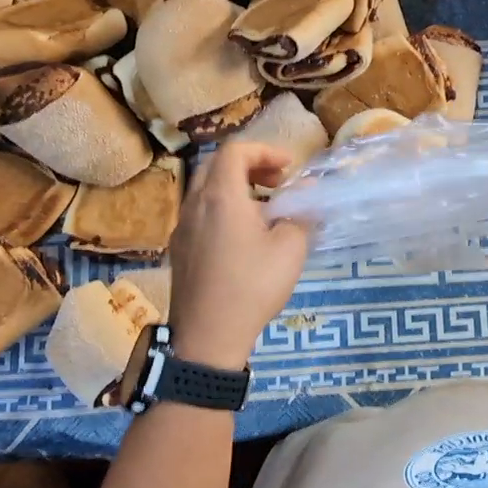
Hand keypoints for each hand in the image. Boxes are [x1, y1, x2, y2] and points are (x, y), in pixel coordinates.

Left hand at [166, 143, 313, 369]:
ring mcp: (182, 228)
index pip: (235, 150)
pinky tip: (244, 238)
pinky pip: (201, 214)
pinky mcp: (180, 250)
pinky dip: (223, 210)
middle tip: (277, 183)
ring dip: (236, 189)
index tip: (289, 169)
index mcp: (221, 196)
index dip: (265, 150)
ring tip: (265, 211)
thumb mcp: (290, 249)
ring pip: (206, 190)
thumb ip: (301, 214)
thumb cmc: (252, 286)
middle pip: (216, 165)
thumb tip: (307, 194)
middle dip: (249, 165)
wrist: (208, 336)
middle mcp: (195, 204)